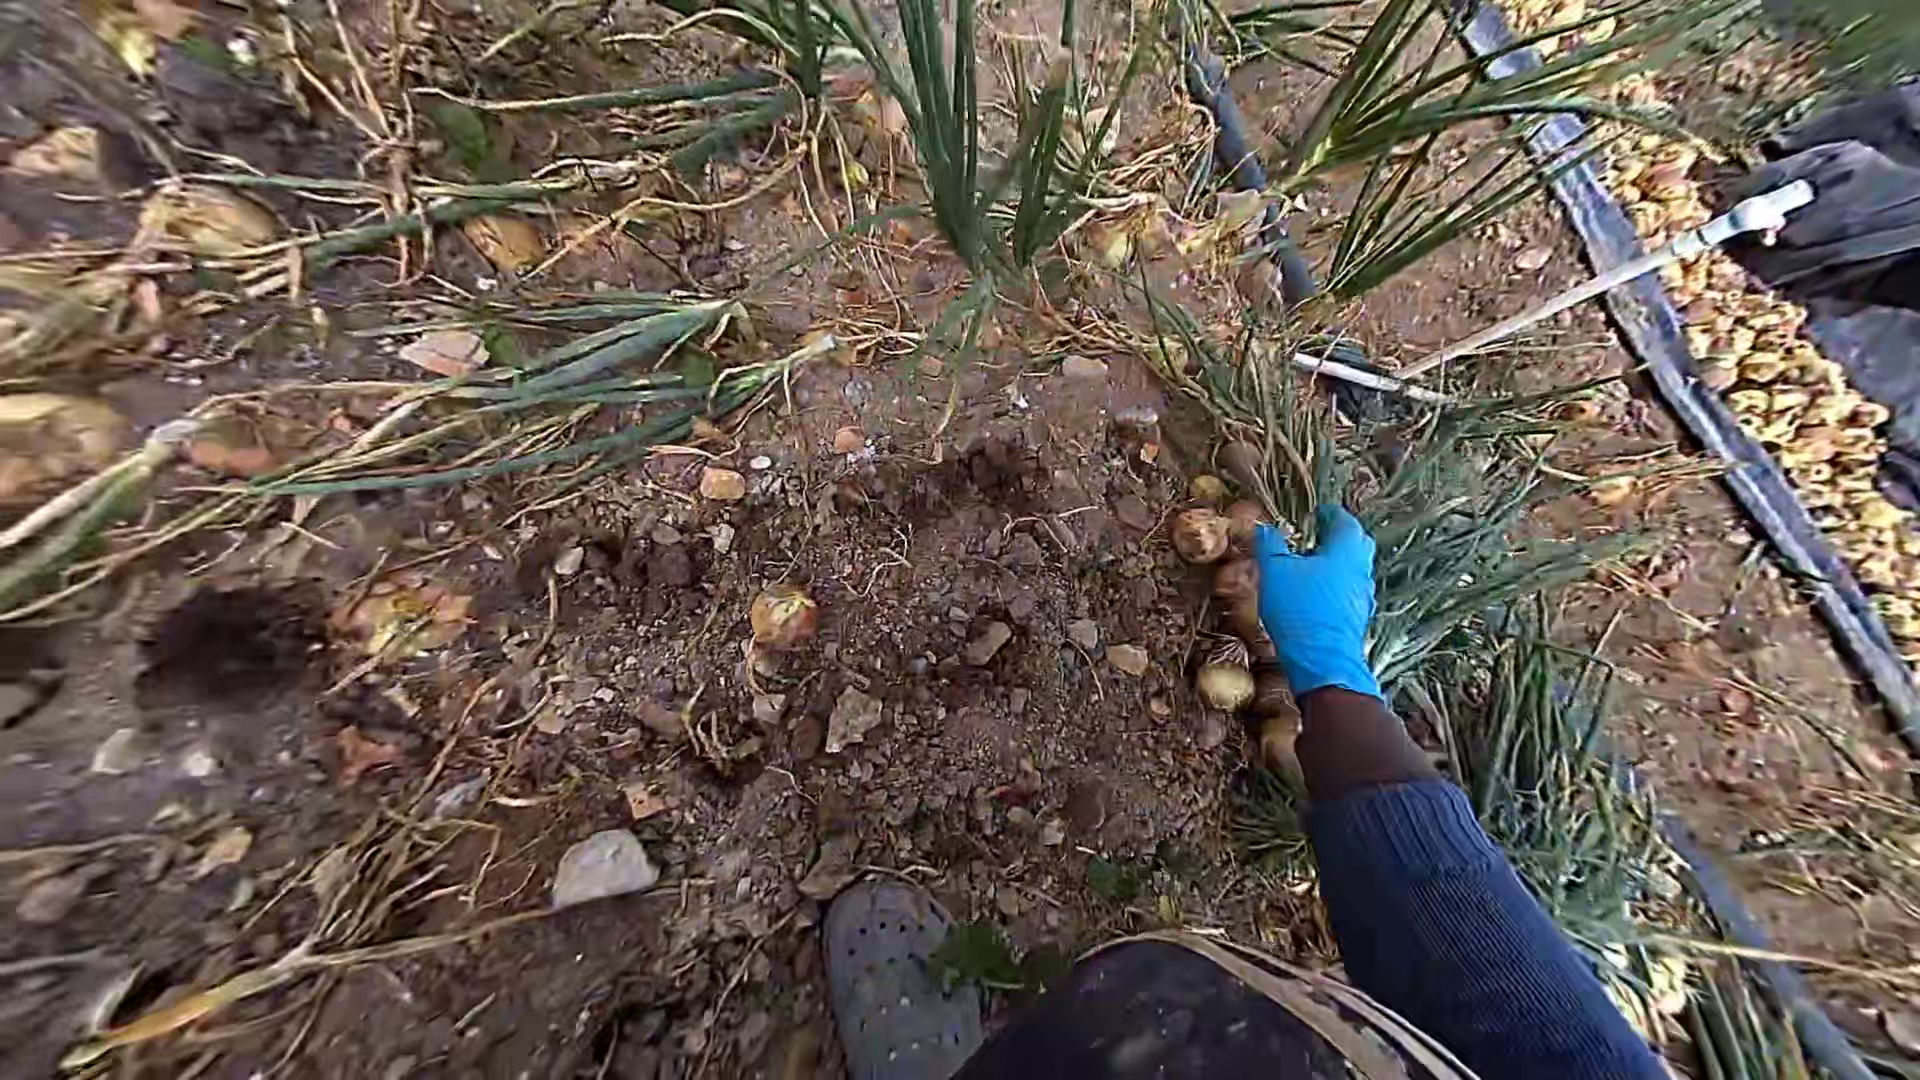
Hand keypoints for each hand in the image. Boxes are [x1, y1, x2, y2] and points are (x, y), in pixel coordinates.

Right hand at [1252, 505, 1381, 700]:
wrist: (1322, 660)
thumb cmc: (1300, 609)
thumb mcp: (1275, 571)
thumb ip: (1270, 545)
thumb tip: (1264, 527)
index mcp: (1345, 553)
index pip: (1344, 522)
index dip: (1330, 513)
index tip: (1318, 511)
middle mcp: (1360, 571)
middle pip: (1355, 544)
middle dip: (1337, 535)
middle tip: (1317, 532)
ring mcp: (1360, 595)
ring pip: (1352, 568)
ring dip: (1335, 560)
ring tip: (1311, 561)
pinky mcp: (1354, 616)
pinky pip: (1346, 589)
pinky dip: (1334, 582)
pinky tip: (1314, 590)